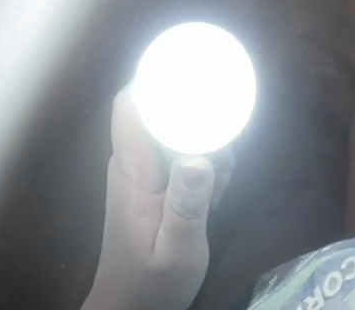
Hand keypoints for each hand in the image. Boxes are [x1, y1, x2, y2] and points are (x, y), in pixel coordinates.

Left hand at [81, 90, 233, 309]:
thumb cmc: (150, 283)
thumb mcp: (178, 249)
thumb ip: (188, 204)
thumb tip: (201, 155)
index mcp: (133, 167)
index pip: (130, 103)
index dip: (153, 77)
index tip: (191, 72)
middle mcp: (132, 161)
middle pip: (158, 110)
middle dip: (197, 117)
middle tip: (224, 152)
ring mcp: (141, 172)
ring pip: (172, 131)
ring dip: (203, 142)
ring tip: (221, 177)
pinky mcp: (151, 185)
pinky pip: (175, 152)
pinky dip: (200, 161)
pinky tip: (215, 189)